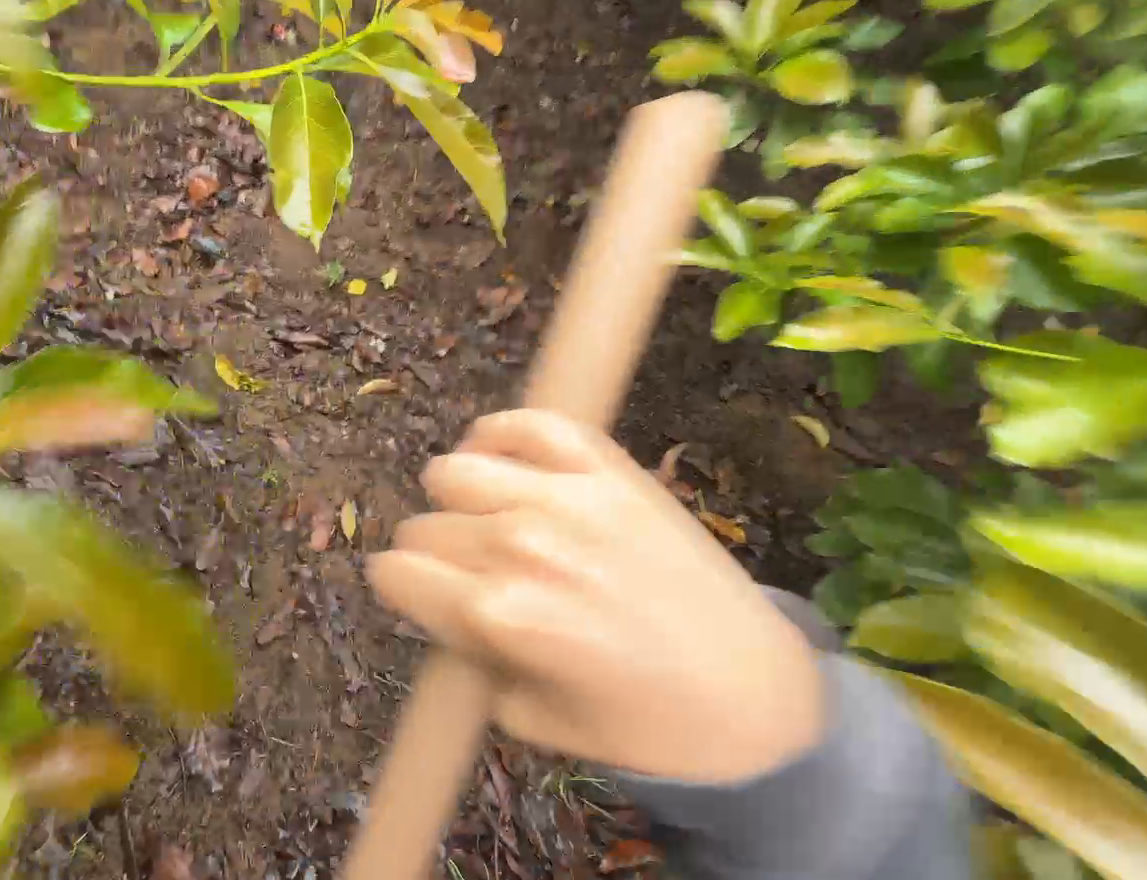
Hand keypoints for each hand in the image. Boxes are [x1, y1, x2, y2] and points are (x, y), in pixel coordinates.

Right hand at [367, 410, 824, 782]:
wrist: (753, 698)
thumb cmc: (636, 723)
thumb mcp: (524, 715)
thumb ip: (466, 653)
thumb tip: (439, 602)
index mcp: (496, 615)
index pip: (394, 571)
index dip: (401, 587)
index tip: (419, 594)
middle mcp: (519, 547)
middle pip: (422, 526)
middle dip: (434, 556)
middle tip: (471, 576)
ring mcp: (565, 499)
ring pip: (454, 469)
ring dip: (458, 500)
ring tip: (490, 521)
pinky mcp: (608, 470)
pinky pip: (528, 423)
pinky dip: (501, 436)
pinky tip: (505, 465)